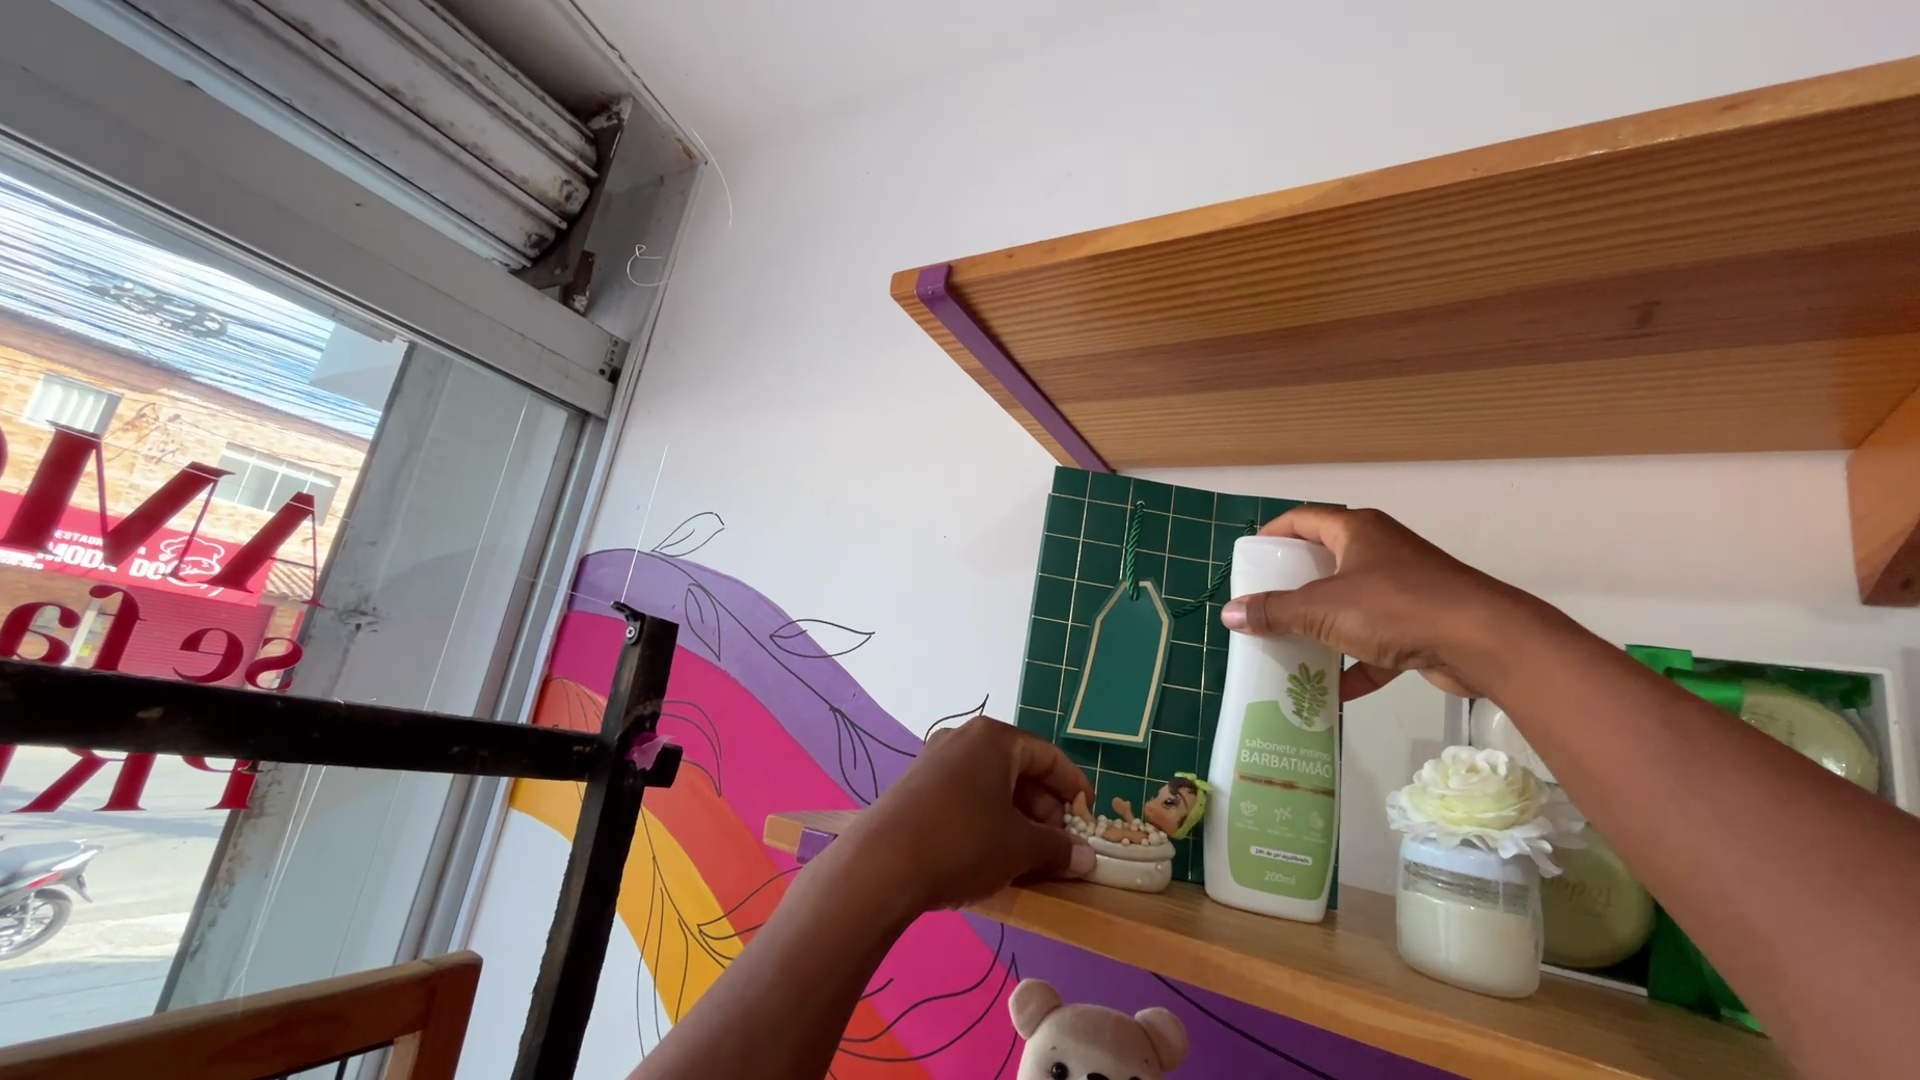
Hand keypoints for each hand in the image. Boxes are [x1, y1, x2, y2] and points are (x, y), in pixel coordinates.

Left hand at [837, 716, 1096, 912]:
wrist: (881, 866)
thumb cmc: (962, 843)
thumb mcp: (1020, 847)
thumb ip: (1058, 848)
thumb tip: (1087, 859)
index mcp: (993, 738)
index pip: (1048, 756)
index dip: (1074, 788)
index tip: (1089, 819)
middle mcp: (962, 739)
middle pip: (1018, 769)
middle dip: (1044, 808)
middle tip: (1059, 844)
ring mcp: (934, 761)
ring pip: (990, 785)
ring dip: (1016, 817)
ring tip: (1030, 855)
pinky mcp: (915, 788)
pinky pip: (965, 796)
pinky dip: (987, 819)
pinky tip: (992, 855)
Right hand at [1218, 506, 1545, 700]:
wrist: (1484, 641)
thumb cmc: (1395, 607)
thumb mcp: (1323, 609)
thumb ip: (1274, 611)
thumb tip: (1230, 614)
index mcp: (1357, 531)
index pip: (1303, 520)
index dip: (1273, 534)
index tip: (1250, 558)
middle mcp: (1380, 552)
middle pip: (1325, 563)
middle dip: (1292, 588)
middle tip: (1262, 608)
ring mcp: (1403, 588)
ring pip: (1349, 604)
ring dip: (1321, 628)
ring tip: (1289, 648)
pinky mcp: (1421, 624)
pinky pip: (1375, 641)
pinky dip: (1355, 664)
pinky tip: (1333, 691)